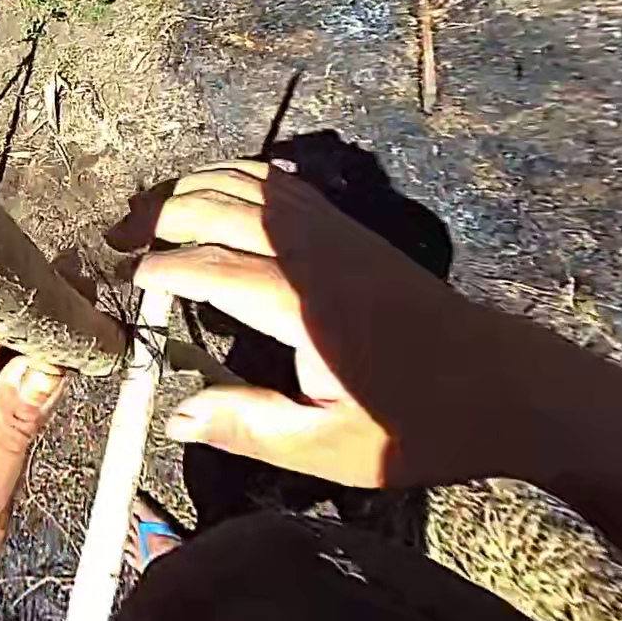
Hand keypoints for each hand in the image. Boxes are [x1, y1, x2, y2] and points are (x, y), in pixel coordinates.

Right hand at [113, 160, 551, 487]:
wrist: (504, 381)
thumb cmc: (417, 422)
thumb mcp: (335, 448)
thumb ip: (250, 428)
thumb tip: (175, 416)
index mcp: (298, 300)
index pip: (207, 266)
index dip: (159, 267)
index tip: (127, 277)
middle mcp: (304, 248)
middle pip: (212, 206)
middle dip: (156, 214)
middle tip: (117, 235)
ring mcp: (324, 225)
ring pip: (238, 181)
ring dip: (185, 187)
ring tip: (149, 206)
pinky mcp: (338, 221)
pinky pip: (272, 178)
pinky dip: (230, 172)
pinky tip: (211, 183)